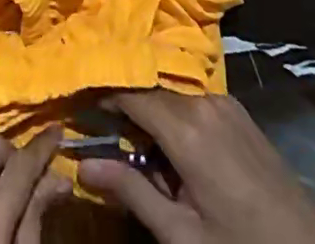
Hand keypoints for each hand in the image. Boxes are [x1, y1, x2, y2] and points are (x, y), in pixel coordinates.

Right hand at [77, 91, 314, 243]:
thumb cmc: (240, 243)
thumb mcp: (181, 233)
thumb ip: (132, 192)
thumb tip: (83, 164)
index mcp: (187, 129)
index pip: (131, 92)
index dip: (100, 91)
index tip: (74, 95)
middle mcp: (204, 102)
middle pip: (150, 87)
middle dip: (121, 98)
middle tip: (91, 115)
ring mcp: (224, 103)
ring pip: (170, 90)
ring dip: (146, 105)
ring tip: (123, 132)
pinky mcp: (236, 111)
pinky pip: (191, 98)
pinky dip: (169, 109)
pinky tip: (161, 139)